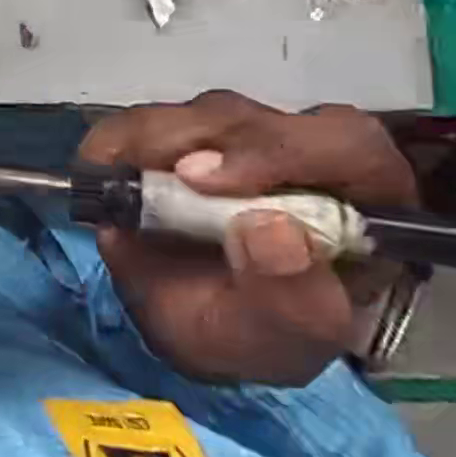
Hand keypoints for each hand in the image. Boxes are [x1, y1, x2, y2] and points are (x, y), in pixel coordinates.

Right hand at [77, 90, 417, 385]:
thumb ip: (294, 301)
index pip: (342, 146)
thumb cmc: (246, 337)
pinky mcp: (175, 138)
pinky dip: (114, 141)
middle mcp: (300, 159)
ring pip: (195, 113)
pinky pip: (143, 119)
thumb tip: (273, 229)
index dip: (276, 149)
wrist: (188, 326)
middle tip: (138, 177)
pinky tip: (99, 170)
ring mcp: (234, 142)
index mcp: (356, 205)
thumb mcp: (277, 343)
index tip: (199, 180)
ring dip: (147, 142)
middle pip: (256, 118)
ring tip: (115, 182)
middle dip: (192, 140)